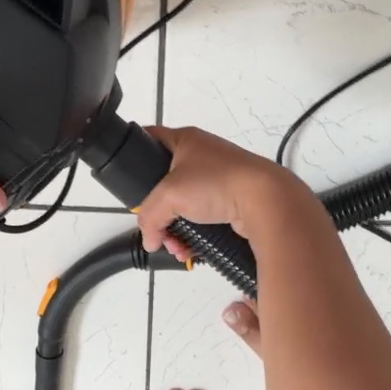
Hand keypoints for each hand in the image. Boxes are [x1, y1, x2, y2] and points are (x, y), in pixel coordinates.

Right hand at [135, 126, 326, 259]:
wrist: (264, 200)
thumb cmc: (214, 183)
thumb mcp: (169, 196)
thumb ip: (149, 218)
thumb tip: (149, 241)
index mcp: (184, 140)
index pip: (149, 138)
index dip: (134, 154)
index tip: (126, 180)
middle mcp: (200, 156)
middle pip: (164, 185)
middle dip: (157, 213)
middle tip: (156, 230)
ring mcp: (216, 178)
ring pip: (182, 207)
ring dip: (175, 231)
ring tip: (177, 248)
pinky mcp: (229, 200)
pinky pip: (201, 220)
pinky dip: (193, 236)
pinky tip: (191, 251)